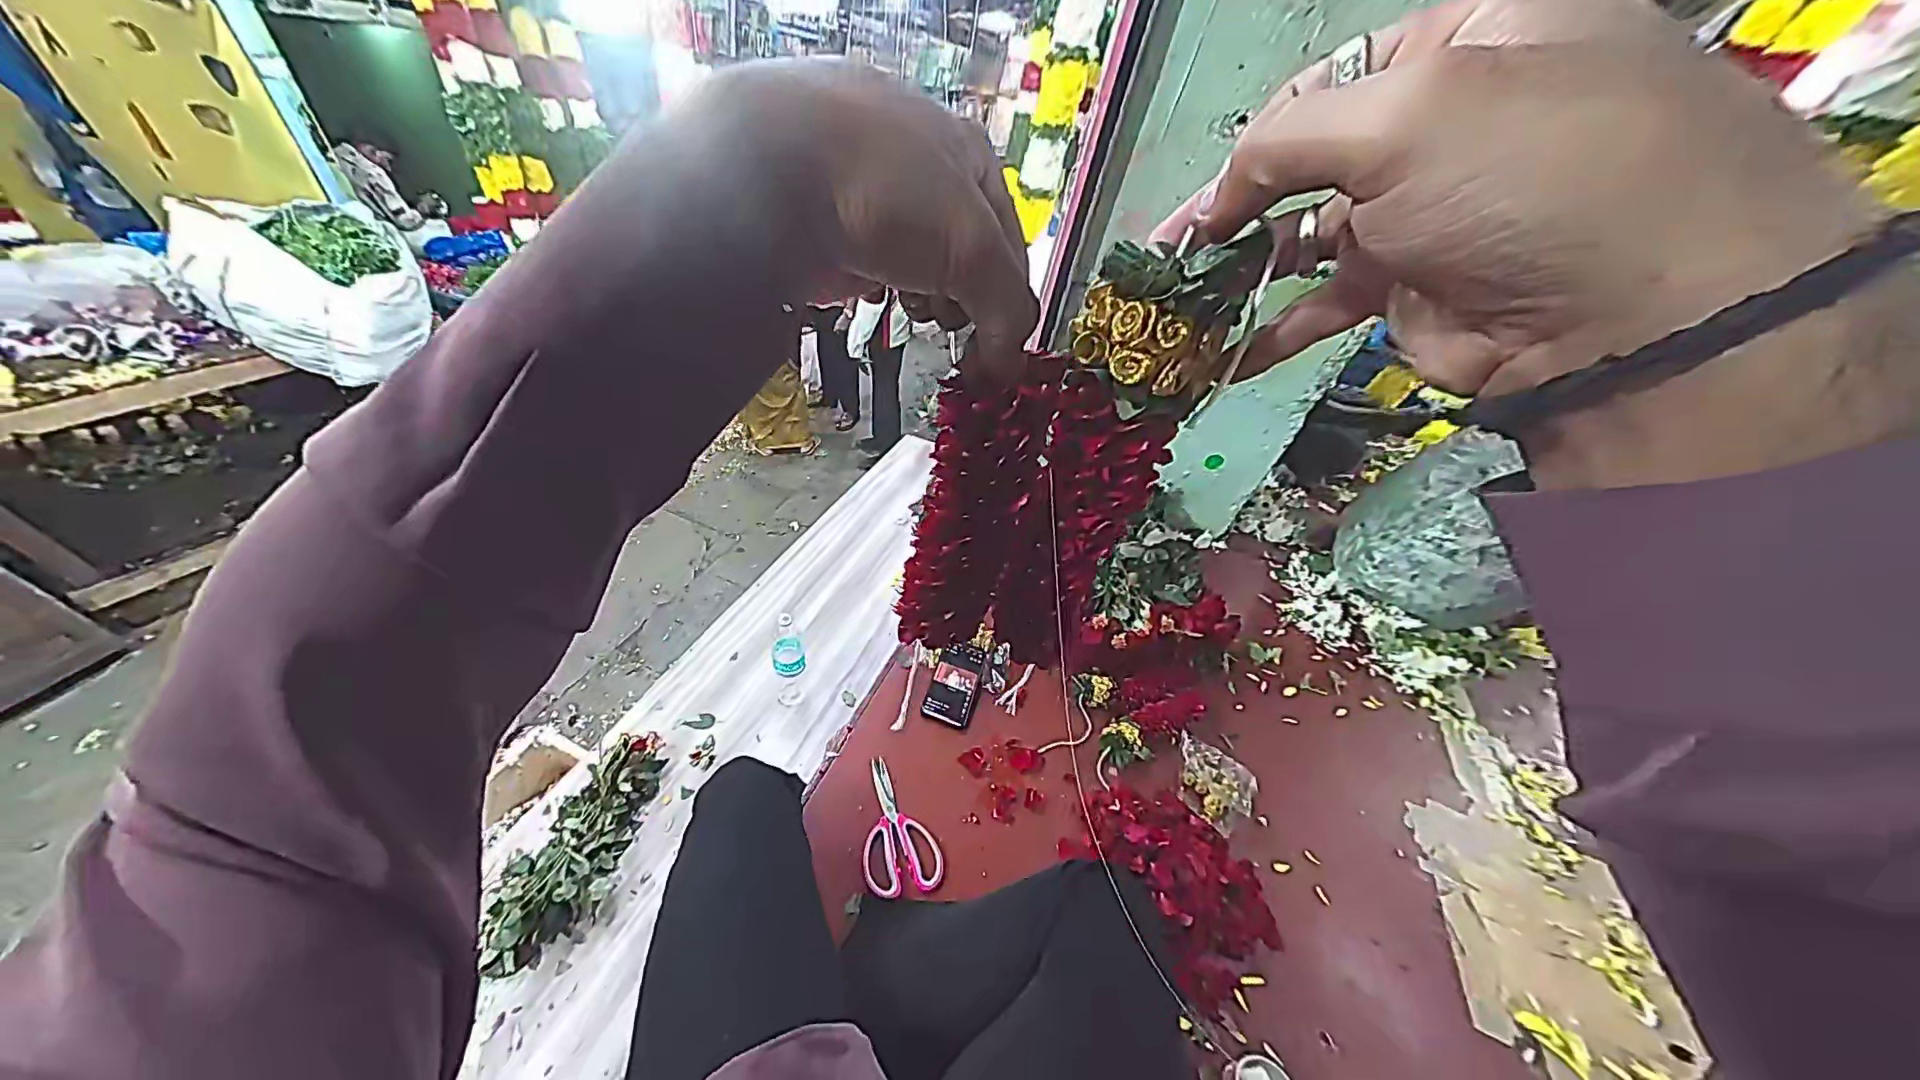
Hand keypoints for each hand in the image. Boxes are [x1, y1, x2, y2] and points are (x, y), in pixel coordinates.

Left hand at [678, 61, 1036, 382]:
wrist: (770, 173)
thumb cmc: (884, 188)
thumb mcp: (974, 250)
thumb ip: (1008, 309)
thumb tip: (1008, 367)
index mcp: (968, 157)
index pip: (1011, 245)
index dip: (1010, 302)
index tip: (1000, 353)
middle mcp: (922, 170)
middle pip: (964, 257)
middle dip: (965, 299)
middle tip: (952, 323)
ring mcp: (871, 195)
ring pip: (918, 265)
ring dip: (924, 297)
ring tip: (913, 304)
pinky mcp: (831, 223)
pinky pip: (874, 269)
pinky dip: (881, 290)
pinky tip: (874, 295)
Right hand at [1146, 35, 1877, 400]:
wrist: (1626, 313)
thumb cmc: (1526, 176)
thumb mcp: (1406, 116)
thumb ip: (1290, 136)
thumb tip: (1220, 192)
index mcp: (1462, 43)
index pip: (1326, 85)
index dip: (1256, 145)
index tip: (1203, 208)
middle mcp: (1439, 125)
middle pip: (1304, 166)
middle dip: (1231, 215)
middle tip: (1168, 261)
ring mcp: (1421, 214)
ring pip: (1303, 240)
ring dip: (1242, 276)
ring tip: (1183, 310)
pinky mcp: (1408, 288)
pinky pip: (1322, 305)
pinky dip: (1276, 331)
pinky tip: (1229, 357)